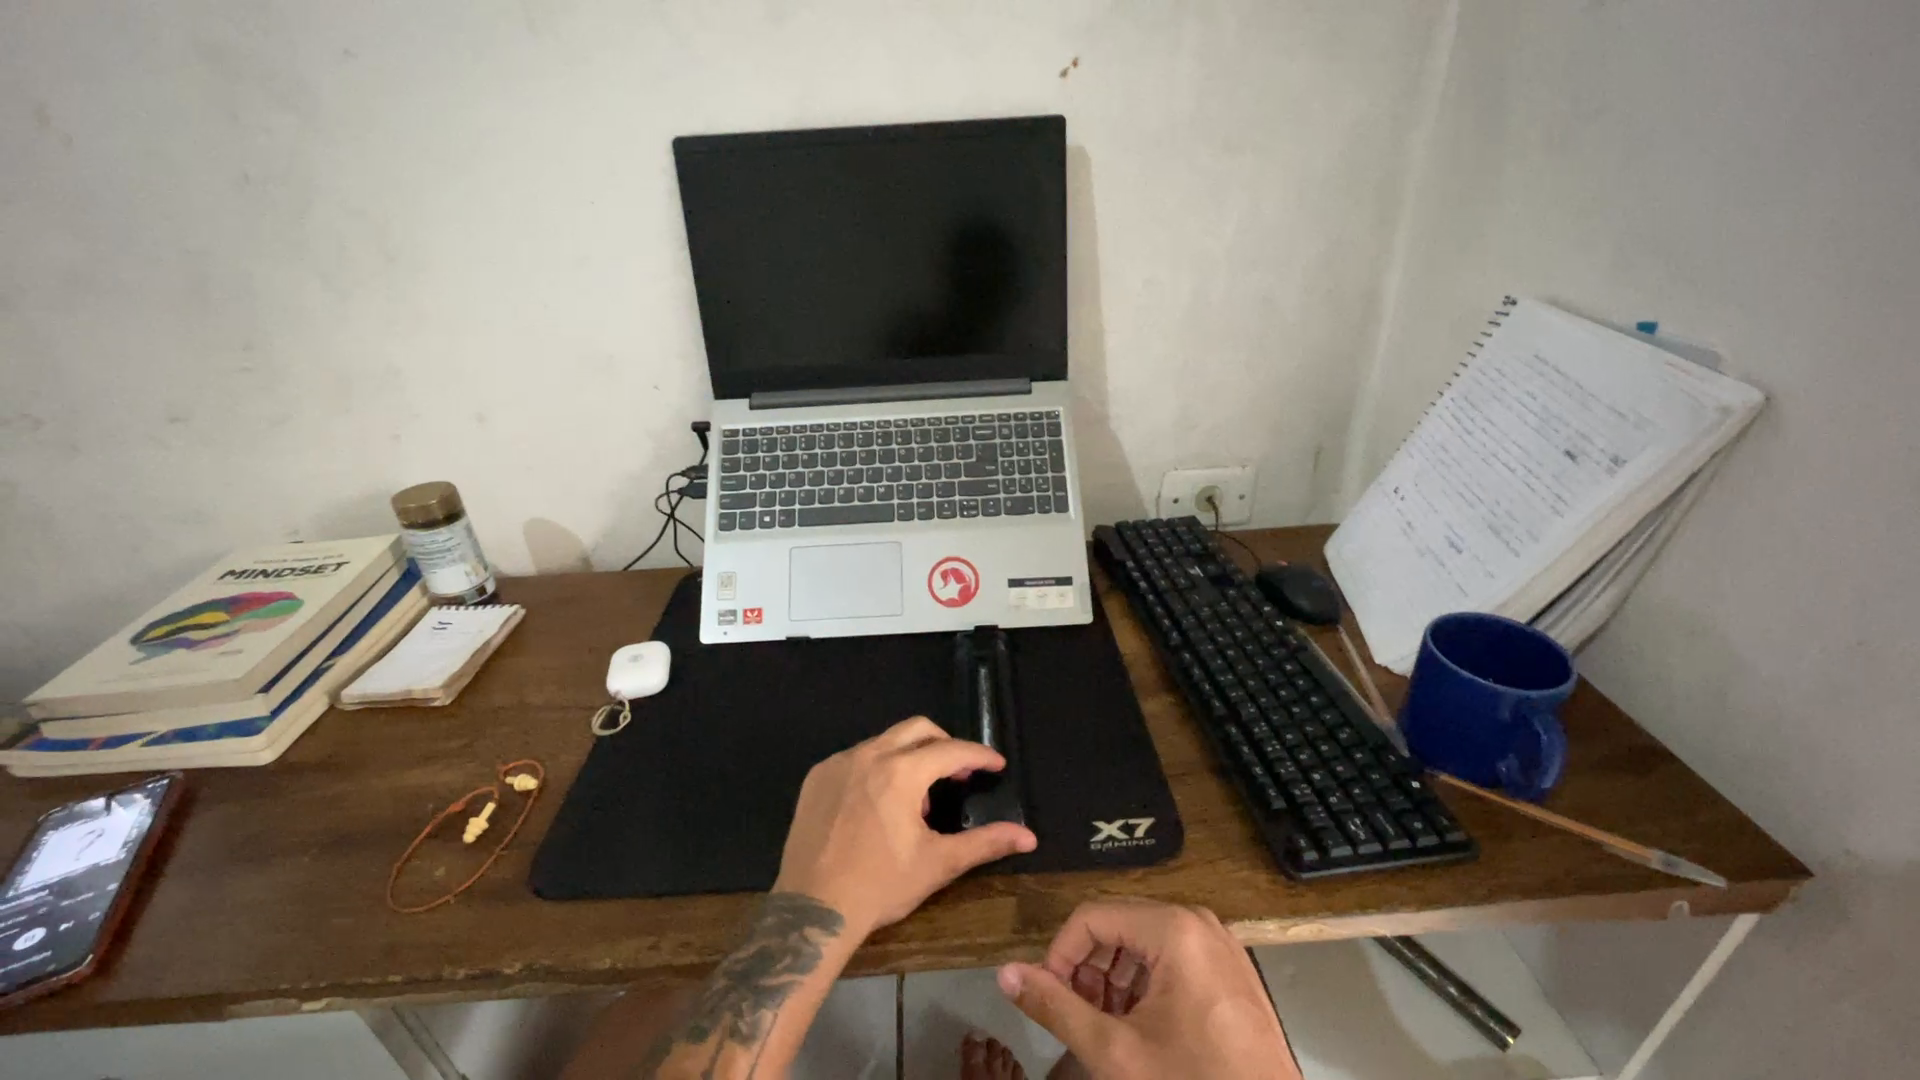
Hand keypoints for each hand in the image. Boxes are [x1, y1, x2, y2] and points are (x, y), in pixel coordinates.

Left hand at [773, 717, 1037, 937]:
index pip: (951, 750)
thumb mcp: (938, 864)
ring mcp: (838, 764)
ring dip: (909, 757)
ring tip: (918, 799)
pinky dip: (877, 768)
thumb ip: (985, 843)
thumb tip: (1028, 837)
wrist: (812, 909)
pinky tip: (880, 804)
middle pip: (917, 729)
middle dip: (944, 744)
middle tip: (959, 773)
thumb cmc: (880, 886)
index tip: (995, 766)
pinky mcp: (816, 777)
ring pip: (884, 742)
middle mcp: (868, 755)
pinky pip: (856, 758)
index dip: (978, 756)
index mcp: (901, 772)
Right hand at [998, 900, 1300, 1079]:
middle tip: (1075, 1014)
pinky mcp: (1231, 969)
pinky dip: (1146, 983)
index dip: (1060, 954)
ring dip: (1114, 978)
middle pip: (1119, 925)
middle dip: (1088, 968)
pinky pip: (1174, 957)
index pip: (1092, 917)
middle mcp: (1199, 922)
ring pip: (1145, 942)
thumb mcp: (1115, 1051)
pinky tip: (1140, 1026)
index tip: (1048, 997)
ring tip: (1104, 1024)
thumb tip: (1006, 973)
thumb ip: (1056, 1007)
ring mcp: (1220, 944)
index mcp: (1173, 928)